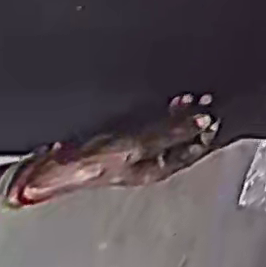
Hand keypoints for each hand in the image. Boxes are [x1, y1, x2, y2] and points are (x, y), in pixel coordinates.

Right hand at [15, 103, 216, 203]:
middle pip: (185, 138)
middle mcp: (153, 161)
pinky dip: (166, 113)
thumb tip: (204, 120)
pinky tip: (172, 102)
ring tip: (192, 97)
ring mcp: (140, 151)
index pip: (196, 150)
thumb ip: (172, 133)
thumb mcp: (137, 147)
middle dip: (197, 118)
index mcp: (158, 169)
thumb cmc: (89, 165)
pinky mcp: (127, 141)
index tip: (218, 111)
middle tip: (207, 99)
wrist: (48, 169)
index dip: (208, 130)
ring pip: (171, 130)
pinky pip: (155, 125)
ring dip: (184, 113)